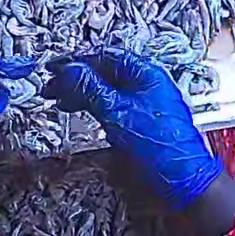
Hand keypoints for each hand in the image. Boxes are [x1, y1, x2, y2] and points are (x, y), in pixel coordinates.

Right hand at [43, 50, 221, 209]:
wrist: (182, 179)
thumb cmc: (159, 144)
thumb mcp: (117, 111)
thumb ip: (90, 88)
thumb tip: (69, 70)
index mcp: (145, 73)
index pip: (104, 56)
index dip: (77, 61)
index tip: (55, 68)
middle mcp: (145, 85)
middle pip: (104, 73)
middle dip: (76, 79)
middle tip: (52, 86)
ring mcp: (142, 104)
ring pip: (105, 91)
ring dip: (81, 94)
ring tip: (60, 100)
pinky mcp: (139, 122)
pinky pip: (111, 107)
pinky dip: (92, 107)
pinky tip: (80, 112)